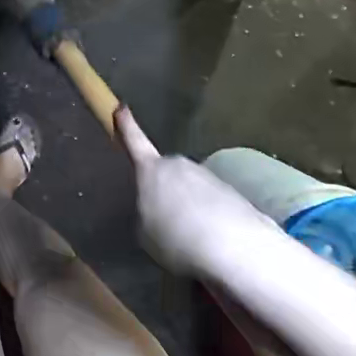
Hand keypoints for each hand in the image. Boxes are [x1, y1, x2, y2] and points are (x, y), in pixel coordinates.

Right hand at [115, 108, 280, 274]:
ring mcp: (209, 177)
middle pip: (166, 171)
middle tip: (160, 216)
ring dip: (187, 206)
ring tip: (186, 236)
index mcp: (151, 170)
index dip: (126, 126)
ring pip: (190, 188)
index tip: (121, 107)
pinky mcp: (233, 193)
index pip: (135, 142)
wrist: (234, 247)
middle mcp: (180, 165)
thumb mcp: (143, 230)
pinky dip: (207, 217)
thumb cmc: (175, 237)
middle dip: (163, 187)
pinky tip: (207, 240)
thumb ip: (144, 211)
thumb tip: (154, 209)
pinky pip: (211, 203)